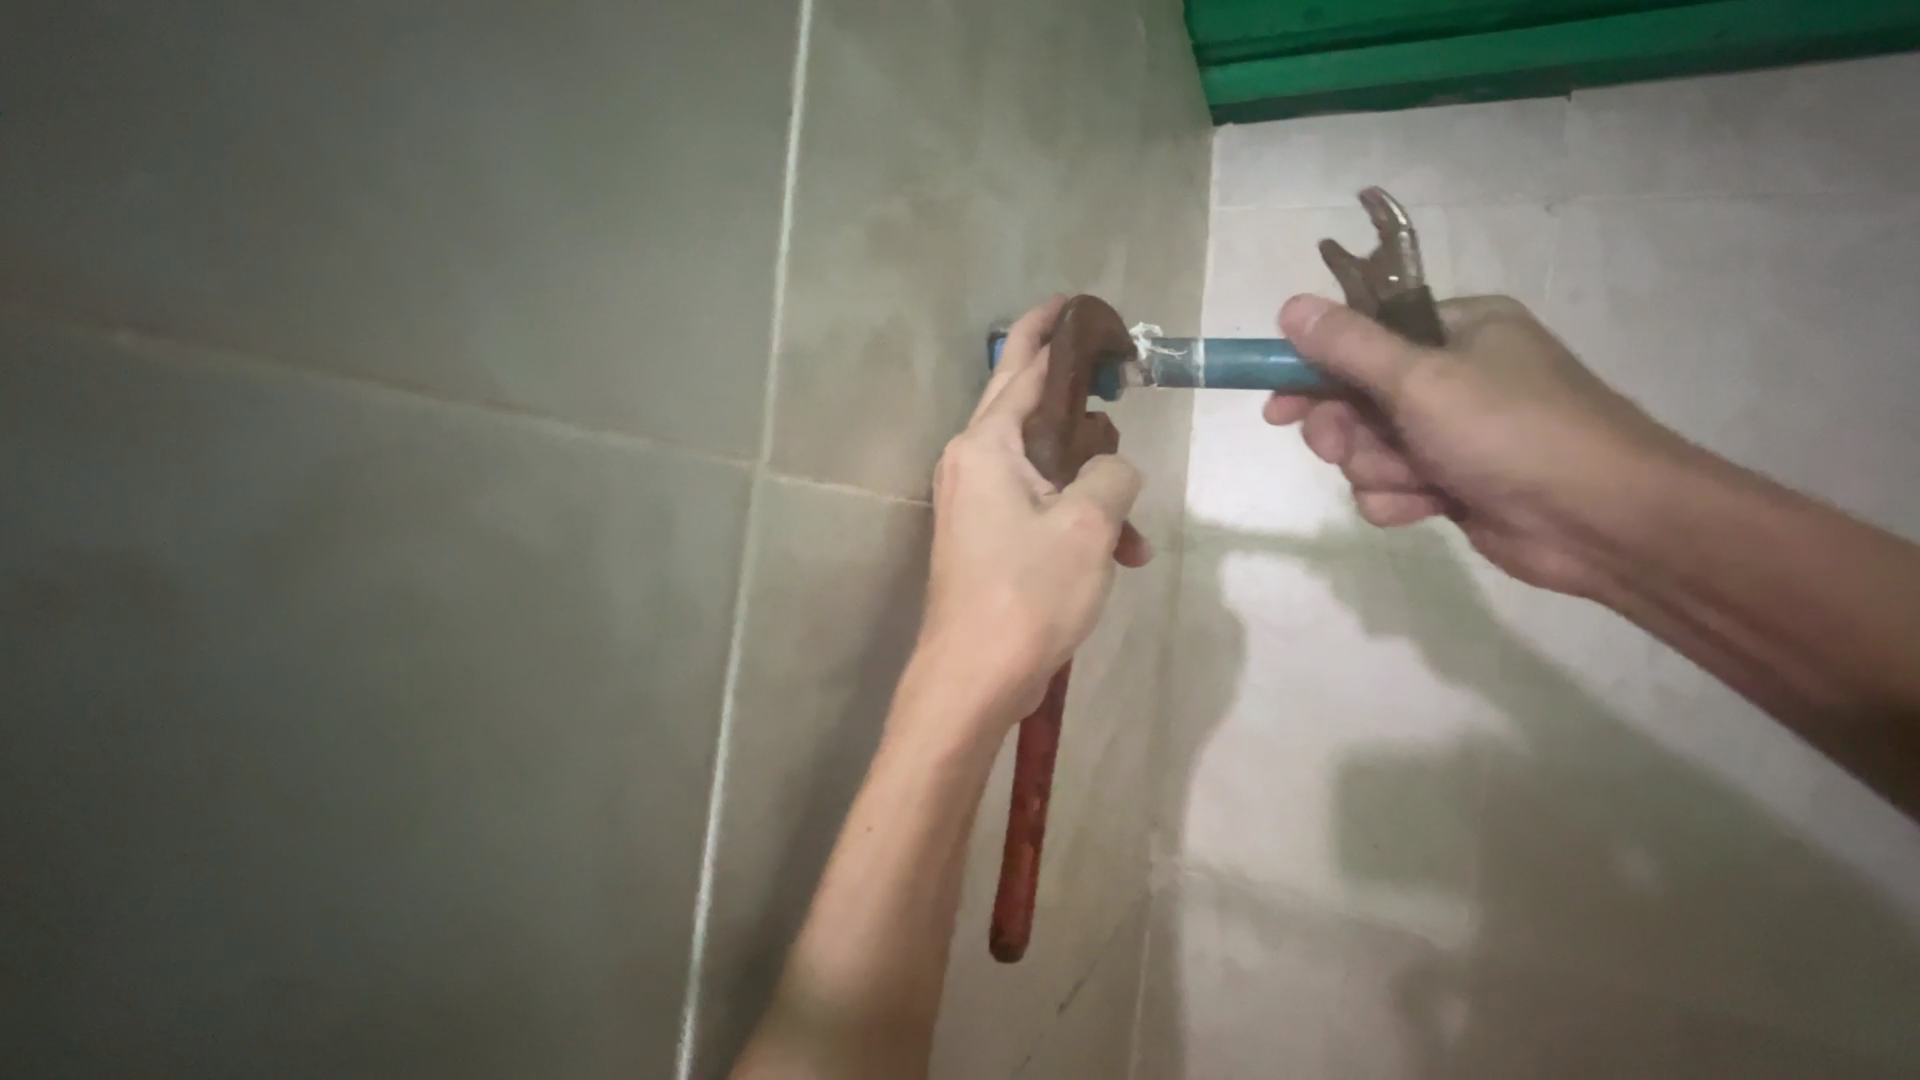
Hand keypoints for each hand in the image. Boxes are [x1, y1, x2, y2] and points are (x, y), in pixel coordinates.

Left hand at [917, 296, 1151, 723]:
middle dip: (1073, 393)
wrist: (974, 677)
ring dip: (1093, 487)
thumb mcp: (1090, 523)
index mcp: (985, 445)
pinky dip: (1076, 521)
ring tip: (1134, 530)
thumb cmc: (1029, 593)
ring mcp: (975, 503)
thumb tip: (1111, 469)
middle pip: (1025, 406)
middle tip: (1115, 375)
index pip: (1021, 367)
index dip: (1049, 331)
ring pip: (1044, 468)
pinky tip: (1118, 557)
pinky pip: (1039, 508)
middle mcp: (971, 464)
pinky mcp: (985, 539)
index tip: (1073, 304)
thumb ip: (1112, 474)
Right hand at [1266, 294, 1684, 596]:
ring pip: (1368, 449)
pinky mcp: (1450, 482)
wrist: (1601, 521)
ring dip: (1377, 469)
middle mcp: (1452, 375)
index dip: (1313, 369)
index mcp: (1456, 329)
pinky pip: (1390, 486)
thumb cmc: (1512, 432)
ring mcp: (1451, 433)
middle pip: (1354, 399)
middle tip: (1342, 448)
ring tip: (1412, 481)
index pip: (1361, 337)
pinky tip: (1426, 507)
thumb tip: (1289, 306)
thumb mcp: (1421, 380)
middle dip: (1346, 431)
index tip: (1277, 401)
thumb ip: (1349, 347)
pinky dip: (1398, 499)